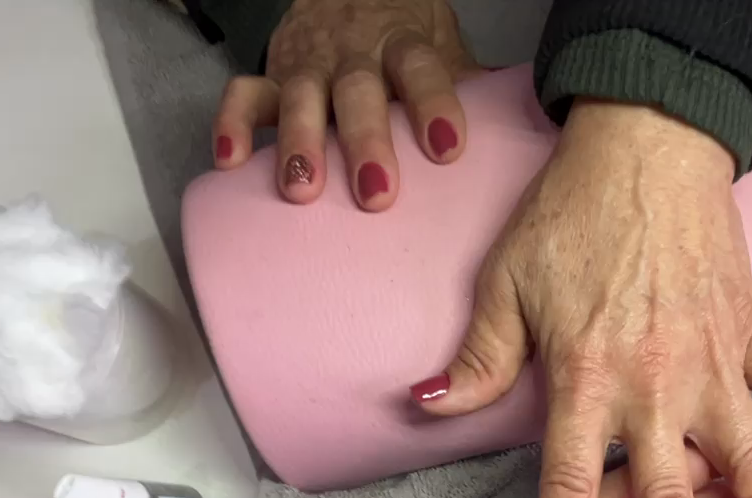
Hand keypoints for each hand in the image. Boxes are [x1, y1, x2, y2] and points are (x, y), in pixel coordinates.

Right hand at [211, 0, 477, 209]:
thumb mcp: (444, 57)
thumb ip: (468, 94)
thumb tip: (522, 141)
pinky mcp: (273, 76)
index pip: (422, 69)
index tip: (447, 149)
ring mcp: (310, 65)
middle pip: (359, 92)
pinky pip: (245, 94)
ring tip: (302, 192)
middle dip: (366, 142)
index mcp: (405, 46)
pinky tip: (229, 161)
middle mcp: (355, 54)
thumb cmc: (408, 49)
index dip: (434, 105)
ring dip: (300, 143)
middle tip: (376, 196)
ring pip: (302, 97)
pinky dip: (233, 123)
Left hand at [412, 101, 751, 497]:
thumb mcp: (506, 285)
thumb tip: (426, 405)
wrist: (644, 145)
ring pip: (748, 453)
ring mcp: (711, 360)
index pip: (570, 483)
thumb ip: (479, 361)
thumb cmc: (570, 219)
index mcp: (586, 380)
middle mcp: (653, 384)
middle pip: (666, 494)